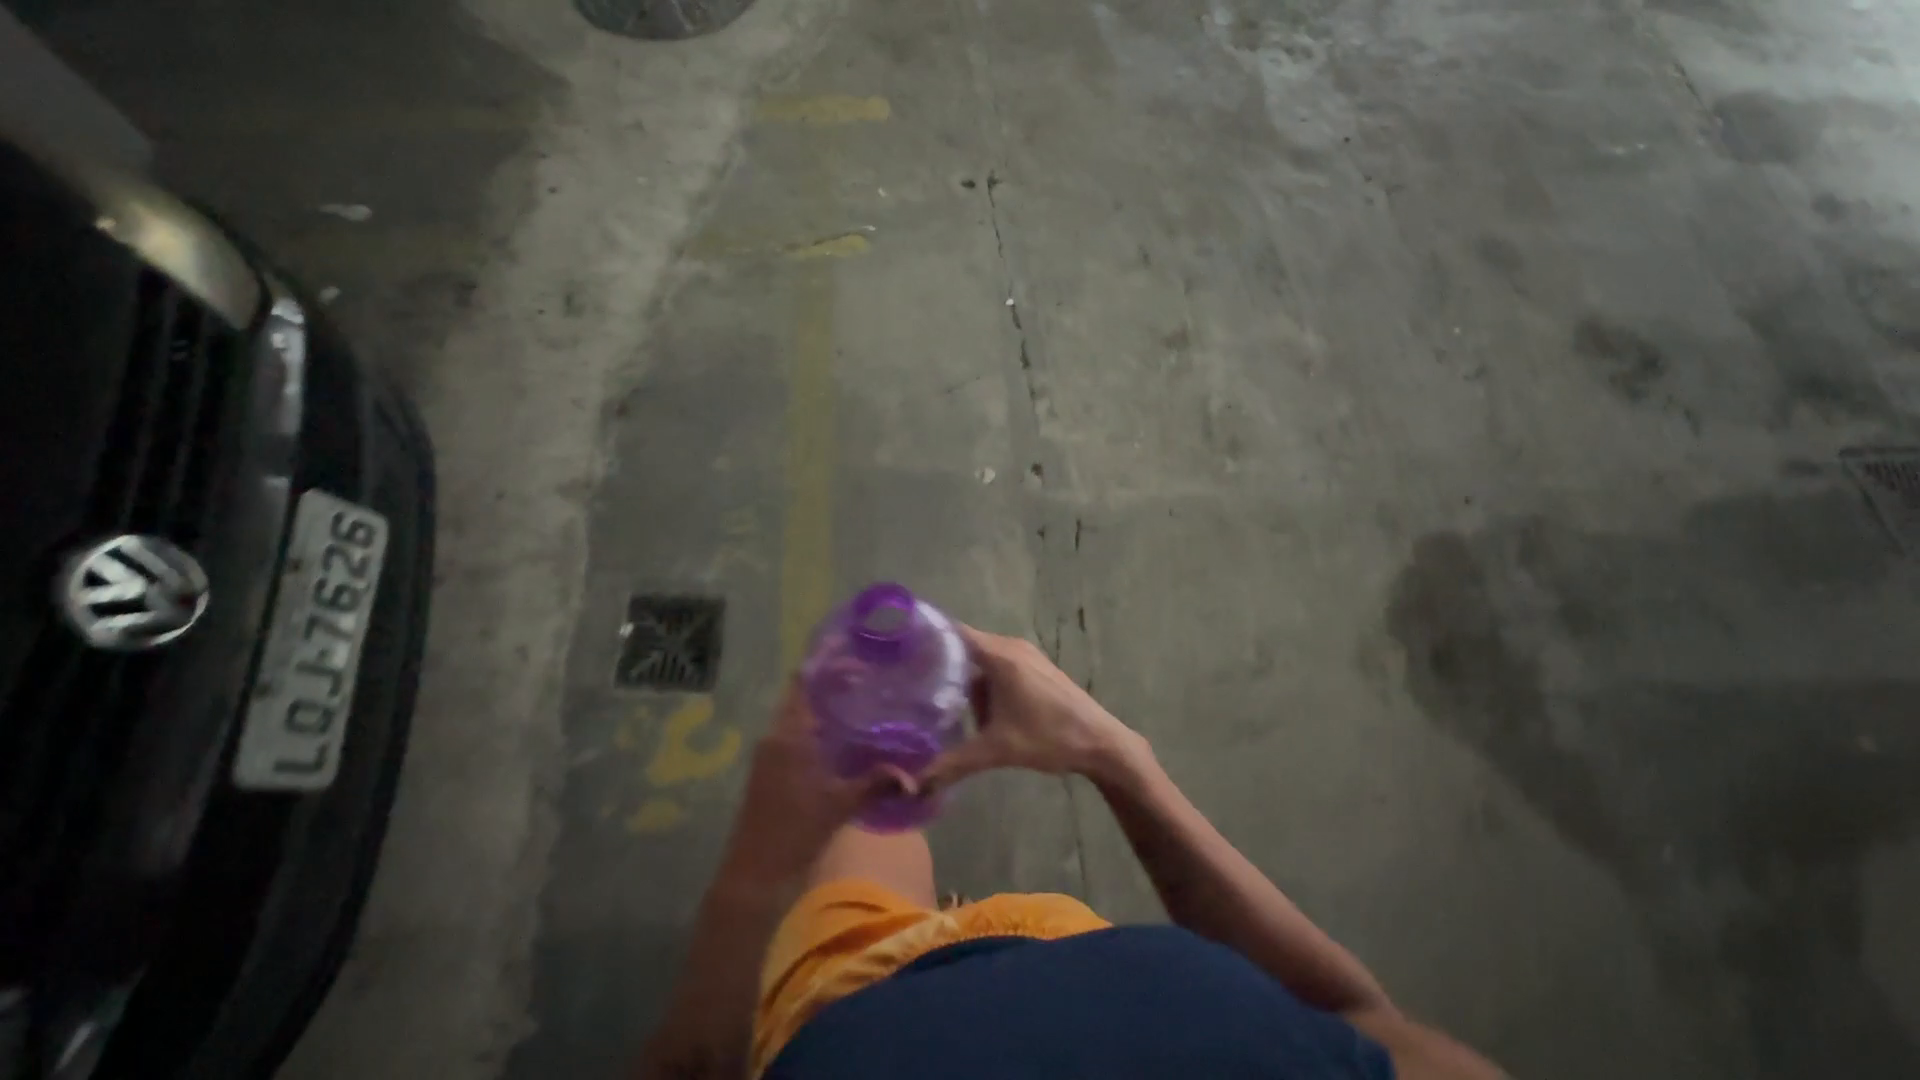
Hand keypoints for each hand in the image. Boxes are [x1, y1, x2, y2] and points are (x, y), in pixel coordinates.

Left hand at [717, 679, 911, 889]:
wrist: (754, 871)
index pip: (804, 681)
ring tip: (864, 700)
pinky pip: (796, 734)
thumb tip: (915, 777)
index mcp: (789, 734)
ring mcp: (771, 754)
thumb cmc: (795, 831)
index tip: (856, 652)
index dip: (827, 662)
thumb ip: (876, 785)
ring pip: (800, 715)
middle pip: (803, 694)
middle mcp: (776, 736)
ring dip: (826, 706)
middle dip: (832, 682)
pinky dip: (819, 728)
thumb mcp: (839, 805)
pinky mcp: (771, 770)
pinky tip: (846, 739)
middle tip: (870, 675)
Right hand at [923, 624, 1143, 789]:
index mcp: (1000, 656)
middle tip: (909, 685)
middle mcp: (1011, 648)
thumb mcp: (996, 751)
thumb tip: (912, 785)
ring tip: (938, 705)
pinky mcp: (1036, 670)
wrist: (1101, 743)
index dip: (925, 639)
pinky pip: (999, 669)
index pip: (952, 632)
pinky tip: (975, 714)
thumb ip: (951, 764)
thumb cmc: (1049, 738)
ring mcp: (1026, 657)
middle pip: (964, 647)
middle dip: (940, 666)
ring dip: (965, 682)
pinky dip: (984, 686)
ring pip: (982, 662)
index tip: (897, 652)